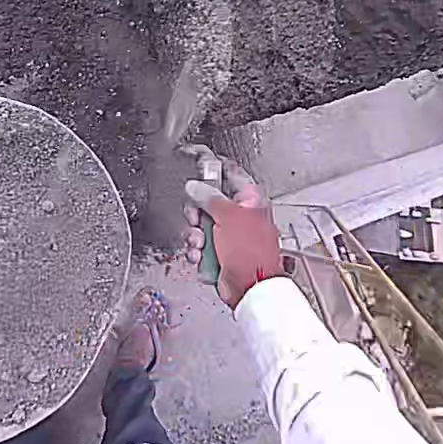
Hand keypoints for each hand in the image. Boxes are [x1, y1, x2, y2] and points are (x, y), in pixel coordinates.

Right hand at [182, 147, 283, 308]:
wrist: (251, 289)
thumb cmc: (251, 253)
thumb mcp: (228, 217)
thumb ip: (209, 197)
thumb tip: (195, 185)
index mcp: (249, 198)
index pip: (227, 170)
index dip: (209, 162)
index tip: (191, 154)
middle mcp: (239, 212)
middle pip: (207, 198)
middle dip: (196, 211)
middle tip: (197, 220)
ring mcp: (229, 232)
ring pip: (199, 222)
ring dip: (194, 234)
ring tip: (200, 244)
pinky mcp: (219, 250)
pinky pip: (199, 242)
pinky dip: (196, 249)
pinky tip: (200, 255)